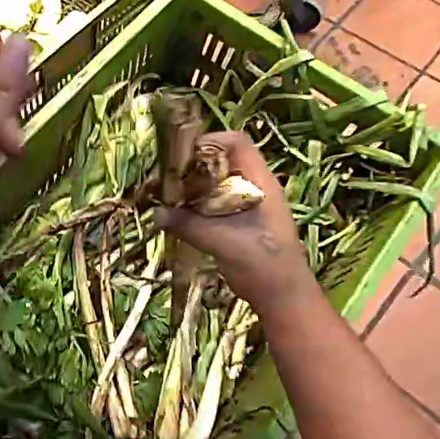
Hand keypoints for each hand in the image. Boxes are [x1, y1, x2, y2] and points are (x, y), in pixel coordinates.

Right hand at [159, 131, 322, 316]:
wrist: (283, 297)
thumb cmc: (263, 264)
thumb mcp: (224, 242)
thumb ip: (190, 226)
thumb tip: (156, 214)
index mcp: (260, 182)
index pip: (237, 142)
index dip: (209, 141)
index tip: (182, 158)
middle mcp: (253, 187)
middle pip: (220, 161)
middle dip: (191, 167)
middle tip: (166, 180)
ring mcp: (246, 204)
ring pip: (214, 183)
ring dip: (190, 188)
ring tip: (165, 198)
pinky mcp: (237, 222)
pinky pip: (213, 203)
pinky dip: (194, 206)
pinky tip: (176, 216)